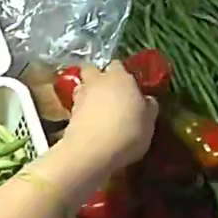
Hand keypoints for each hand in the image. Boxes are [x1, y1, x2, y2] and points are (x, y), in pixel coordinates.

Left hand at [59, 61, 157, 177]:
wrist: (91, 152)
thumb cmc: (128, 132)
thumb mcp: (149, 121)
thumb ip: (148, 107)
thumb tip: (146, 100)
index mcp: (119, 77)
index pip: (117, 65)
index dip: (122, 73)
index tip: (128, 85)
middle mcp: (97, 82)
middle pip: (92, 70)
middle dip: (97, 77)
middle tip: (108, 92)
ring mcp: (79, 98)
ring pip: (81, 88)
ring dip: (87, 94)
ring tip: (97, 109)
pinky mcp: (68, 116)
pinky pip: (76, 108)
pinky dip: (82, 112)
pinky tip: (90, 123)